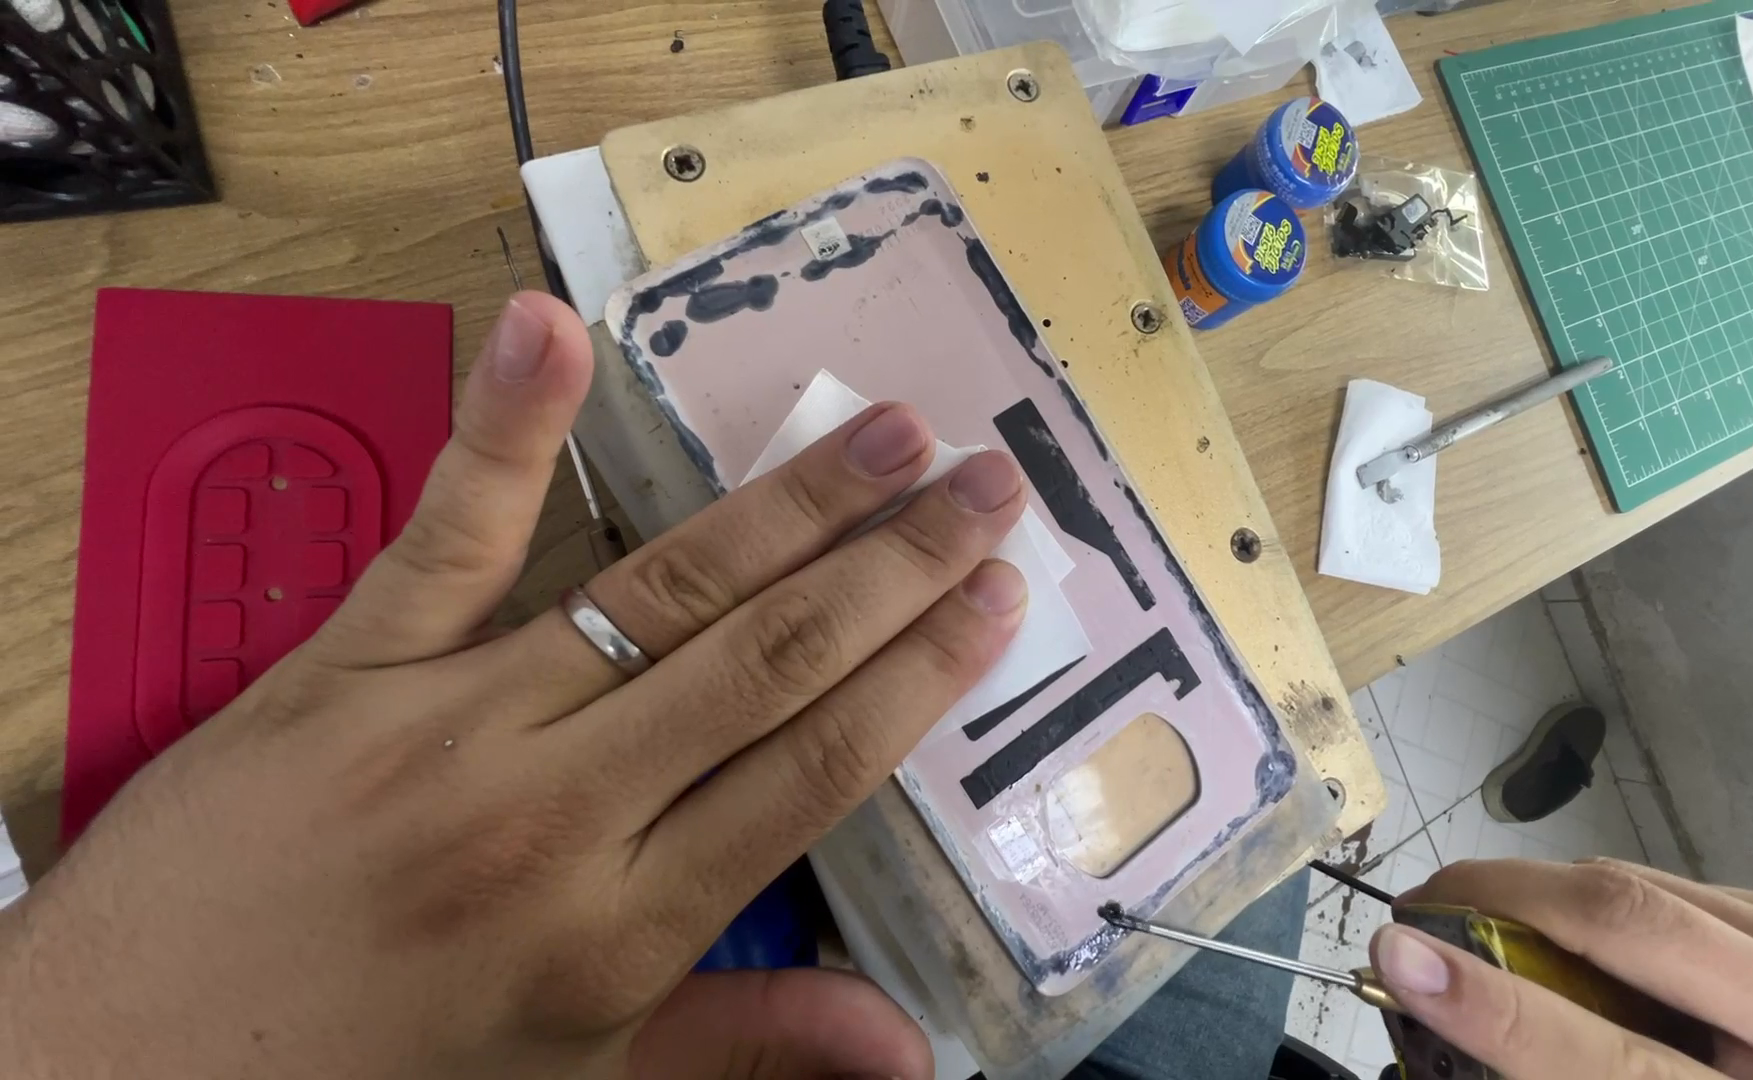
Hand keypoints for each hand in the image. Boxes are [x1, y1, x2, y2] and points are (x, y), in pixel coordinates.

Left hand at [0, 293, 1030, 1079]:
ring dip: (795, 504)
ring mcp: (455, 718)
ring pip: (664, 589)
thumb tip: (914, 1055)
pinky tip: (555, 327)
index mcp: (627, 927)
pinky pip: (449, 533)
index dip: (925, 671)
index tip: (1000, 594)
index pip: (821, 765)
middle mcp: (561, 813)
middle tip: (987, 486)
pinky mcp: (352, 660)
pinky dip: (506, 423)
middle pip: (771, 660)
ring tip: (893, 434)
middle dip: (900, 565)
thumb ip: (755, 1044)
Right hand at [1368, 858, 1752, 1078]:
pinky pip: (1674, 887)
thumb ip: (1569, 1064)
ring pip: (1641, 884)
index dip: (1499, 1010)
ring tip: (1488, 924)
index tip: (1395, 956)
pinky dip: (1601, 903)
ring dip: (1541, 896)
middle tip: (1418, 911)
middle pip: (1630, 919)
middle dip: (1496, 896)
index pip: (1624, 1066)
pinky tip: (1591, 941)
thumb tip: (1436, 988)